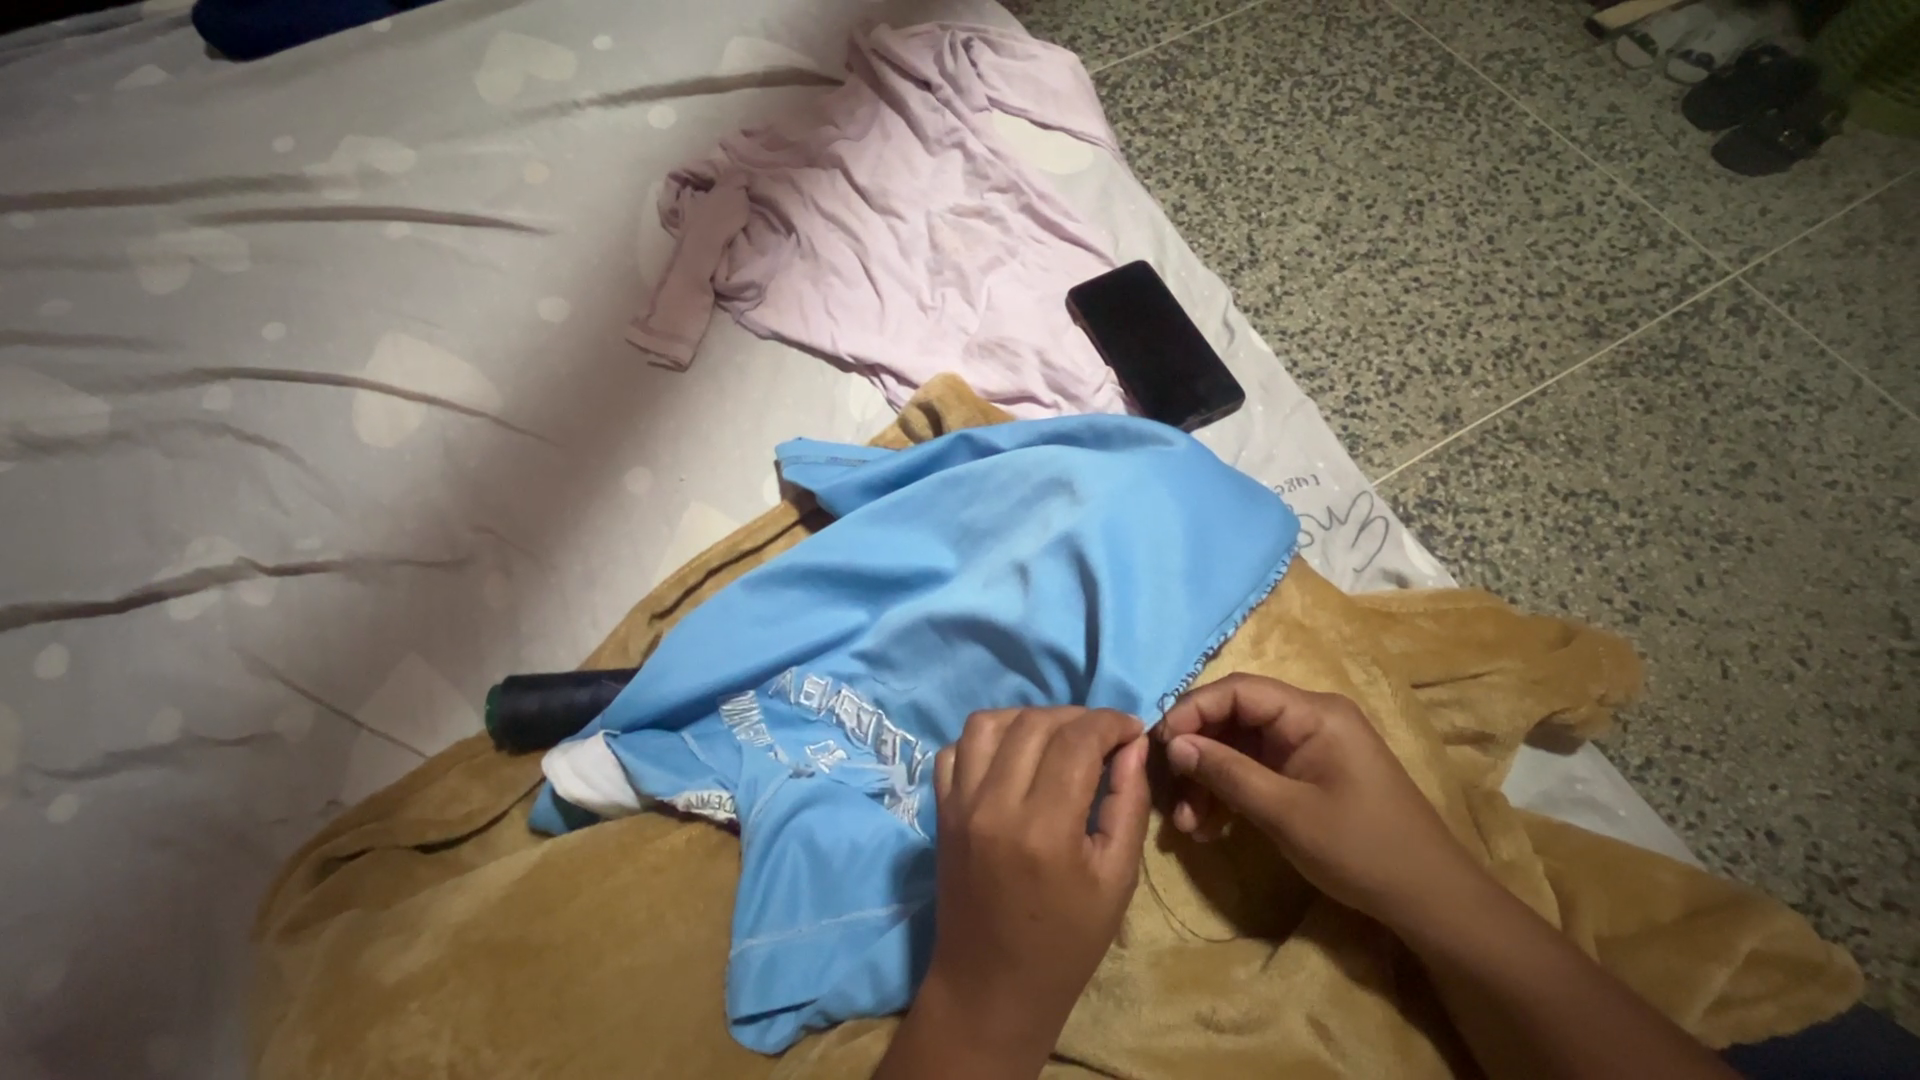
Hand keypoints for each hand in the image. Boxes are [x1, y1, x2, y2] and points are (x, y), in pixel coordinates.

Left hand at [918, 707, 1150, 1062]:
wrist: (991, 985)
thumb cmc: (1066, 942)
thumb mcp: (1117, 879)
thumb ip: (1128, 802)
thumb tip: (1132, 744)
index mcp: (1045, 828)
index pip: (1078, 739)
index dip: (1110, 723)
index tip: (1132, 730)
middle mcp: (994, 805)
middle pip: (1035, 723)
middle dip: (1078, 717)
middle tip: (1103, 735)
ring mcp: (959, 805)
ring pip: (988, 723)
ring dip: (1029, 718)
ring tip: (1058, 737)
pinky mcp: (940, 811)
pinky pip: (955, 750)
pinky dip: (986, 738)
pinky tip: (1013, 755)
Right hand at [1158, 674, 1479, 928]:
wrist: (1430, 900)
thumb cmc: (1362, 849)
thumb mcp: (1286, 813)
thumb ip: (1227, 772)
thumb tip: (1173, 744)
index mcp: (1313, 713)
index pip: (1237, 690)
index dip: (1192, 711)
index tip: (1160, 745)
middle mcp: (1308, 719)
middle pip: (1234, 719)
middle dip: (1198, 754)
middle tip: (1171, 793)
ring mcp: (1308, 747)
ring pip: (1239, 748)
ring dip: (1208, 781)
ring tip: (1188, 825)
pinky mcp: (1306, 773)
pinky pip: (1255, 770)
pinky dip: (1230, 794)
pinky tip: (1211, 828)